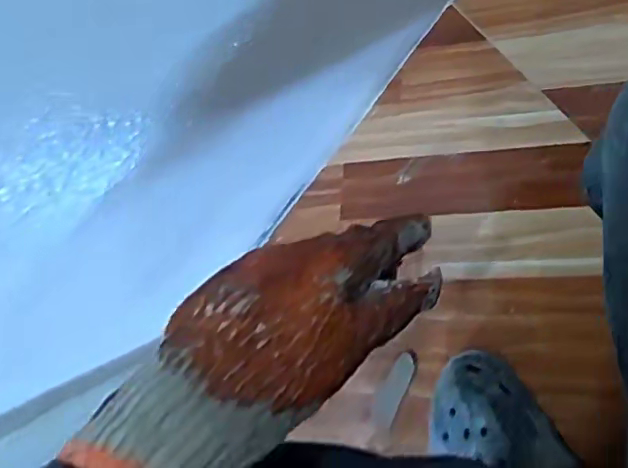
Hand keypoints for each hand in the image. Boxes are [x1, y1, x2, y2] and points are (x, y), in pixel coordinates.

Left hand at [163, 216, 441, 414]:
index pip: (385, 234)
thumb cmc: (291, 369)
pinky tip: (293, 307)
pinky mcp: (232, 278)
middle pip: (349, 242)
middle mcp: (304, 246)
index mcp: (339, 258)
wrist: (196, 398)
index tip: (424, 229)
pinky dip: (298, 281)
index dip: (408, 231)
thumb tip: (430, 280)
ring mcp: (264, 260)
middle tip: (387, 268)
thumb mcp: (353, 344)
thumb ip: (394, 306)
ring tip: (339, 292)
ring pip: (314, 255)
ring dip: (333, 267)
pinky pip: (280, 270)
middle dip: (372, 252)